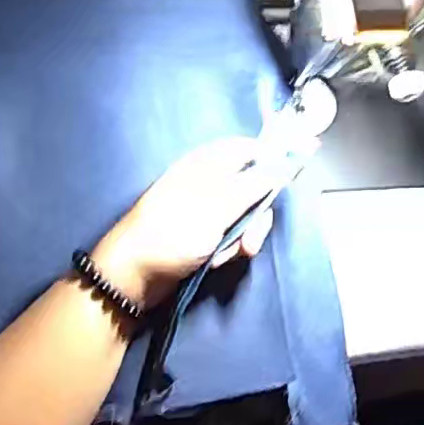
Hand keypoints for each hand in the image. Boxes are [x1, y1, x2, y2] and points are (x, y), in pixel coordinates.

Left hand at [89, 139, 277, 308]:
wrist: (132, 275)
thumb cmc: (173, 233)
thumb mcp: (217, 207)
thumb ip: (254, 185)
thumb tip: (283, 166)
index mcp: (206, 163)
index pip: (248, 149)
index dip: (271, 158)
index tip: (291, 175)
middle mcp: (207, 181)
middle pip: (253, 188)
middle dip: (257, 216)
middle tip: (251, 241)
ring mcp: (205, 209)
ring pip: (244, 216)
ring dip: (242, 238)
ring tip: (225, 255)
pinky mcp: (202, 233)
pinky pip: (229, 235)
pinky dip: (226, 249)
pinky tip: (213, 261)